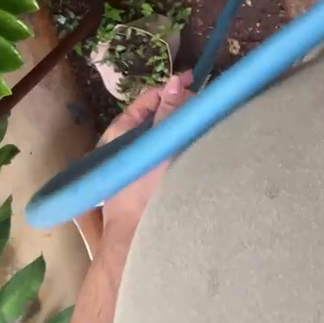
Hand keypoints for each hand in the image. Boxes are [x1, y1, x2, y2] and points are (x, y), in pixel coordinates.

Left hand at [97, 70, 193, 249]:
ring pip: (161, 133)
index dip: (170, 89)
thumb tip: (175, 82)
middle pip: (155, 115)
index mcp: (120, 133)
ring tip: (203, 121)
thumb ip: (169, 114)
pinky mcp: (146, 179)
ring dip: (181, 125)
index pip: (148, 100)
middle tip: (202, 104)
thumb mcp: (159, 147)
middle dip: (179, 106)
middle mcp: (125, 145)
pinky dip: (180, 143)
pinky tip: (196, 144)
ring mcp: (136, 163)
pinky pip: (165, 150)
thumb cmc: (144, 191)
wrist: (136, 241)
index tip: (194, 81)